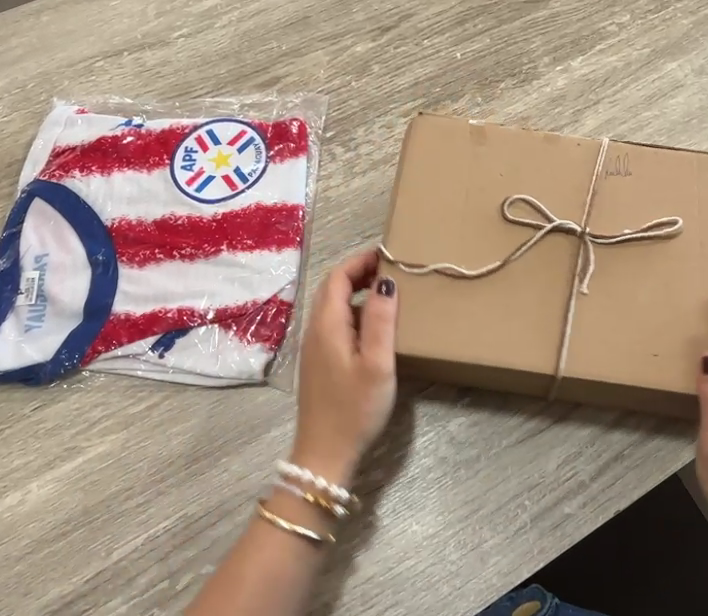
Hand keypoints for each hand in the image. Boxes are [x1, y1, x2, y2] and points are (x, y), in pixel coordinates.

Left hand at [290, 246, 397, 487]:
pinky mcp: (319, 363)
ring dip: (357, 291)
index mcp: (327, 324)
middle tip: (392, 269)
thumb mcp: (377, 364)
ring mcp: (314, 347)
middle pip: (333, 288)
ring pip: (333, 306)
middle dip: (359, 272)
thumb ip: (382, 320)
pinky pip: (335, 323)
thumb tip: (387, 281)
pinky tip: (375, 326)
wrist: (324, 455)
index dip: (361, 260)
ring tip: (389, 291)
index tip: (389, 253)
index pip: (339, 276)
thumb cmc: (354, 408)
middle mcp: (315, 330)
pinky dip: (354, 311)